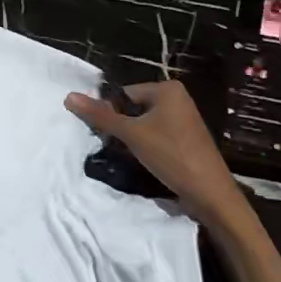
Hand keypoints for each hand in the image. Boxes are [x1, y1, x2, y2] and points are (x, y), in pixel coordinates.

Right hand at [66, 81, 247, 228]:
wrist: (211, 193)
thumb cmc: (171, 155)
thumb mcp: (132, 135)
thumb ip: (101, 115)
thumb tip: (69, 97)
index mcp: (167, 88)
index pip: (124, 94)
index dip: (112, 113)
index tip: (106, 135)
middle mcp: (177, 97)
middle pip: (135, 108)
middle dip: (124, 127)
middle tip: (117, 147)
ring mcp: (184, 117)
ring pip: (145, 123)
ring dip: (135, 138)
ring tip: (131, 156)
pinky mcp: (187, 137)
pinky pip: (158, 133)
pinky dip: (148, 145)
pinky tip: (146, 161)